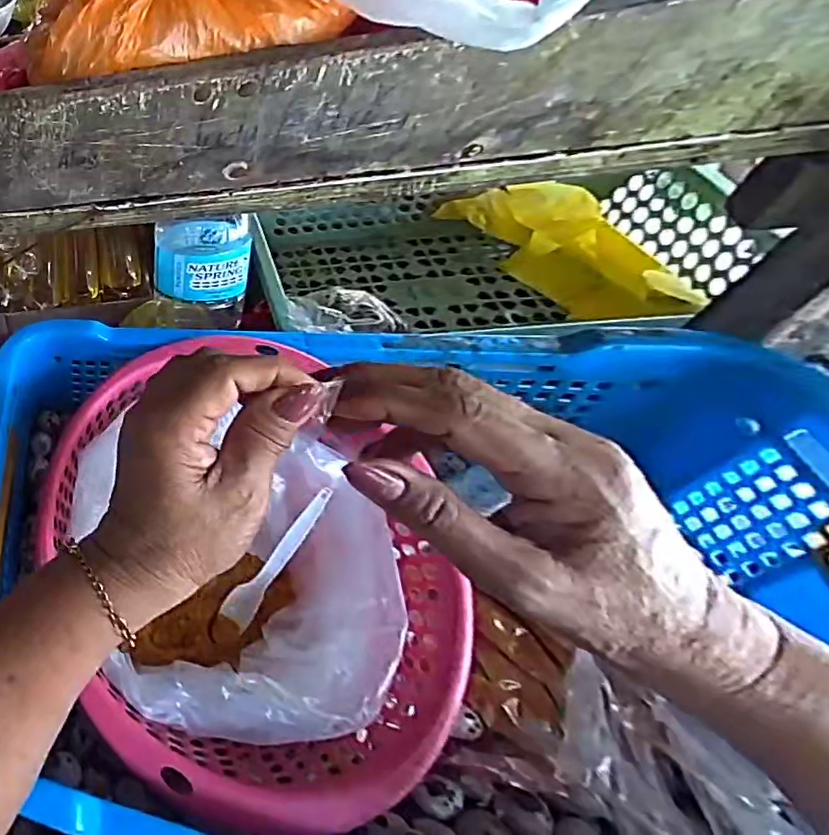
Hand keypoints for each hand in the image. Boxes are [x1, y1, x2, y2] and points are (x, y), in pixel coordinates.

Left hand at [85, 351, 323, 627]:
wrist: (135, 564)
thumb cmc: (188, 542)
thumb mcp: (240, 494)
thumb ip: (265, 435)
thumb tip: (302, 393)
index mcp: (170, 422)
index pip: (223, 371)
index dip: (273, 370)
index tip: (316, 390)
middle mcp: (149, 406)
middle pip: (206, 362)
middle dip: (258, 369)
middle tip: (302, 397)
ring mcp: (142, 410)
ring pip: (192, 368)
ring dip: (236, 373)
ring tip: (279, 400)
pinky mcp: (145, 421)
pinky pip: (180, 383)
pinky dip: (215, 384)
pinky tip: (243, 405)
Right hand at [331, 363, 775, 685]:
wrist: (692, 630)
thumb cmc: (609, 614)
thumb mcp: (519, 581)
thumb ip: (438, 521)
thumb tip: (359, 470)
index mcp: (564, 468)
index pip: (458, 408)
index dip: (384, 398)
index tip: (327, 406)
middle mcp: (564, 437)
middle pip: (456, 384)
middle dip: (379, 383)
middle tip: (320, 397)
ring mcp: (559, 436)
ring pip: (460, 391)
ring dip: (393, 394)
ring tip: (343, 416)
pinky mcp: (547, 444)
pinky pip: (470, 412)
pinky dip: (416, 417)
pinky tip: (389, 442)